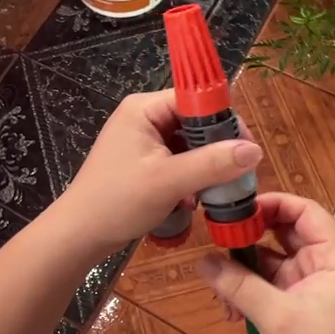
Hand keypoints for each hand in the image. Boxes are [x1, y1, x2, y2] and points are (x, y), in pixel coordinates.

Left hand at [43, 89, 261, 260]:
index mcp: (144, 109)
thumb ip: (212, 164)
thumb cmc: (118, 201)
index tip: (246, 149)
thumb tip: (255, 149)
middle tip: (236, 177)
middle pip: (195, 123)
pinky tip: (193, 202)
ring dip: (205, 168)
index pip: (195, 100)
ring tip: (216, 193)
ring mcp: (142, 141)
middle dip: (216, 150)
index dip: (223, 121)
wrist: (79, 234)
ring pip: (189, 146)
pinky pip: (178, 162)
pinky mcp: (143, 163)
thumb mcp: (169, 181)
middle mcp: (144, 117)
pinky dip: (190, 179)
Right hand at [197, 192, 334, 333]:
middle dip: (249, 236)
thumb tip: (201, 260)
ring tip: (220, 287)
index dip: (274, 203)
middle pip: (283, 232)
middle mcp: (322, 266)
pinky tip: (228, 309)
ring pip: (267, 259)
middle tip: (217, 239)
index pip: (306, 212)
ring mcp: (305, 287)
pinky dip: (243, 290)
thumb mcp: (278, 318)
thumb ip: (239, 285)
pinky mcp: (290, 307)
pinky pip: (262, 284)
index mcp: (334, 260)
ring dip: (241, 269)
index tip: (238, 208)